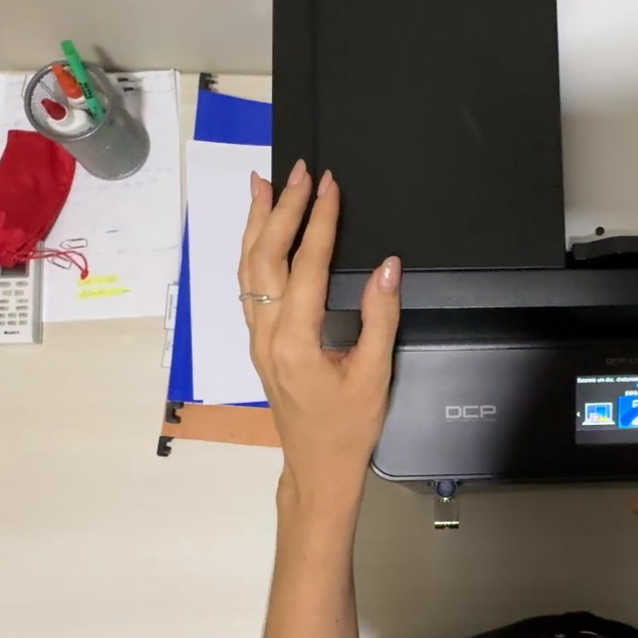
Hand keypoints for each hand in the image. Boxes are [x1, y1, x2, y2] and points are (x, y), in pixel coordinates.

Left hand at [240, 161, 401, 512]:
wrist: (317, 466)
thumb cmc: (348, 428)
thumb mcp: (374, 374)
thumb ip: (380, 316)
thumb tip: (389, 267)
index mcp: (295, 341)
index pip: (305, 266)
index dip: (319, 222)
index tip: (329, 186)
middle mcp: (266, 334)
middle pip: (264, 258)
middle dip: (280, 209)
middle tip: (296, 171)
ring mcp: (257, 339)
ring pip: (248, 270)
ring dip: (256, 224)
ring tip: (264, 185)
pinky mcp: (259, 344)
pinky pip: (249, 287)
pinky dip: (253, 252)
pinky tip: (260, 235)